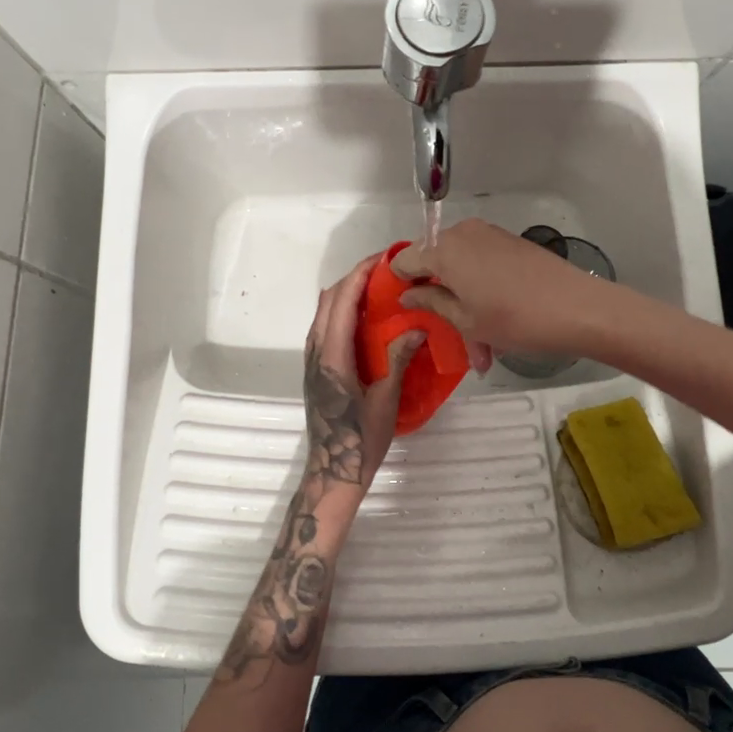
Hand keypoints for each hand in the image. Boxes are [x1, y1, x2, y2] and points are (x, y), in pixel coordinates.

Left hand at [303, 255, 425, 488]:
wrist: (333, 471)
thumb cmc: (361, 439)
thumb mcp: (386, 400)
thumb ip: (398, 360)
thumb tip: (419, 326)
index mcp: (332, 356)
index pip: (341, 301)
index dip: (359, 275)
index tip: (383, 259)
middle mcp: (317, 351)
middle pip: (329, 300)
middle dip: (354, 278)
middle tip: (386, 270)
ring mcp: (313, 360)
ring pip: (324, 312)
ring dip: (346, 293)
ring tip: (378, 288)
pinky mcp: (316, 368)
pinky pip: (324, 326)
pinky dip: (341, 311)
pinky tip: (366, 318)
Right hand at [389, 219, 609, 359]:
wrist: (577, 308)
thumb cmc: (513, 319)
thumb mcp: (465, 320)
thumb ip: (431, 302)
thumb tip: (409, 294)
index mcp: (443, 250)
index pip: (404, 260)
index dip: (400, 284)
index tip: (405, 310)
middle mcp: (462, 233)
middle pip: (435, 263)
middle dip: (440, 299)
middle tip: (450, 336)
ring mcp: (490, 235)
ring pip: (463, 269)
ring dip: (466, 304)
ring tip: (483, 348)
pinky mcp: (511, 243)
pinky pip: (483, 266)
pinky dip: (484, 292)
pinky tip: (498, 328)